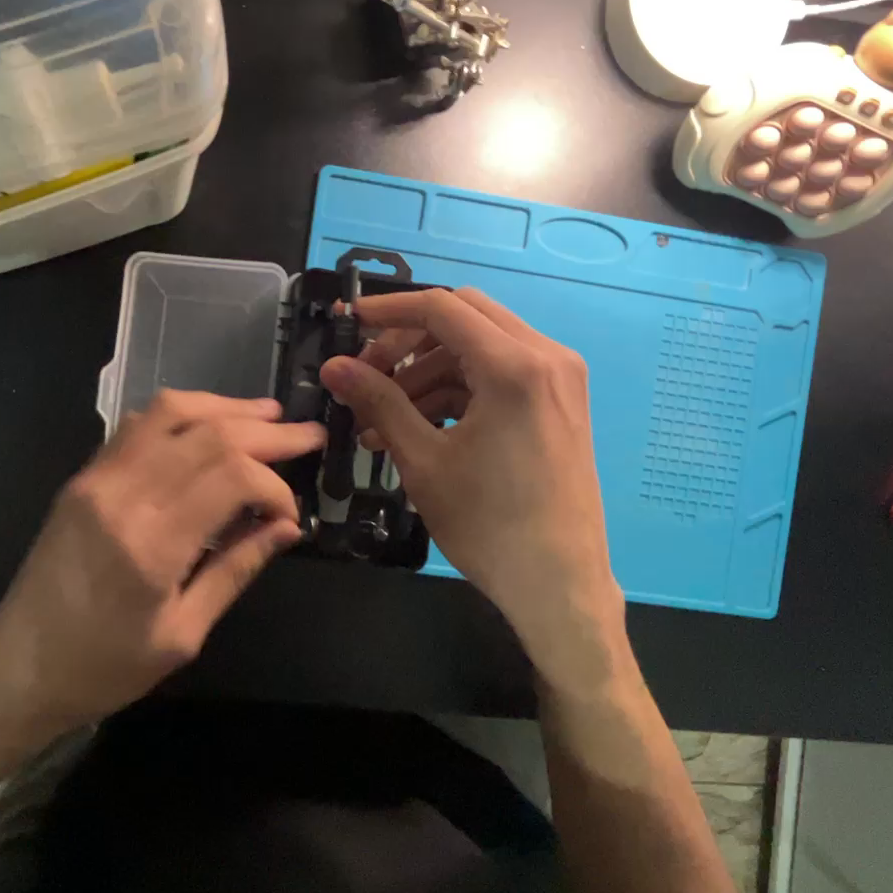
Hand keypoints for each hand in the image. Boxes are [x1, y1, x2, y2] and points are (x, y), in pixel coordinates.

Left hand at [0, 391, 323, 737]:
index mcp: (152, 544)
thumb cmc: (104, 667)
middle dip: (265, 431)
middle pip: (207, 435)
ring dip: (222, 408)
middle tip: (308, 434)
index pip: (232, 477)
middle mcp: (123, 495)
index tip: (290, 514)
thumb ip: (235, 571)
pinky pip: (135, 426)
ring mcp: (96, 479)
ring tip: (266, 415)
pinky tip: (207, 424)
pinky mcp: (82, 477)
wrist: (19, 667)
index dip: (274, 486)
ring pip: (168, 413)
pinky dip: (179, 415)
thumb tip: (287, 528)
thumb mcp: (182, 634)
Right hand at [319, 288, 623, 666]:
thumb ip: (378, 401)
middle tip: (368, 374)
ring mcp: (559, 380)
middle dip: (408, 340)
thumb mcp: (422, 460)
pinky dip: (456, 393)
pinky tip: (418, 431)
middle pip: (464, 317)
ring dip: (426, 374)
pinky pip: (498, 376)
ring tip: (379, 422)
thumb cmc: (488, 524)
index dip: (388, 311)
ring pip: (478, 348)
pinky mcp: (558, 403)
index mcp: (514, 366)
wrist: (558, 583)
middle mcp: (546, 357)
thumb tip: (333, 367)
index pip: (441, 308)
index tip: (349, 323)